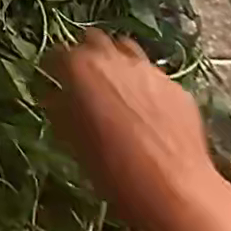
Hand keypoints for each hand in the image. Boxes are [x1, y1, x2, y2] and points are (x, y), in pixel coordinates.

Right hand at [42, 30, 230, 230]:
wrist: (177, 192)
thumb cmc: (114, 170)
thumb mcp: (73, 142)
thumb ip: (60, 108)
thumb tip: (53, 96)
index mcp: (80, 68)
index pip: (57, 52)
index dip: (54, 66)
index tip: (54, 79)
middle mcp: (112, 58)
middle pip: (93, 39)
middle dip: (86, 53)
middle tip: (85, 78)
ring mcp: (147, 69)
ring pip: (126, 48)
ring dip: (117, 60)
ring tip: (117, 86)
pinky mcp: (175, 85)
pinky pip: (153, 75)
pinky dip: (145, 83)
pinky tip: (148, 110)